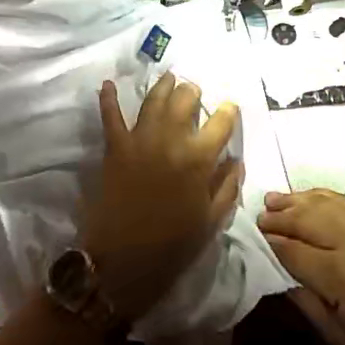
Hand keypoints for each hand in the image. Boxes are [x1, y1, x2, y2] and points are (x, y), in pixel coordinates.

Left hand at [84, 74, 241, 321]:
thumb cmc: (172, 246)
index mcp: (199, 158)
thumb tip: (235, 160)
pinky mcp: (114, 149)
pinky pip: (110, 117)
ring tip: (170, 78)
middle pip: (186, 99)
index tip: (230, 111)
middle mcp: (171, 140)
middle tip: (196, 93)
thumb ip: (228, 186)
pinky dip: (108, 99)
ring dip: (164, 86)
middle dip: (195, 92)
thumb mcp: (211, 220)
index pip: (222, 120)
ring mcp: (140, 141)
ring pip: (154, 100)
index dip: (229, 111)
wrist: (120, 265)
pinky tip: (109, 84)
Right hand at [260, 188, 344, 344]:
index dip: (271, 242)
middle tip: (259, 215)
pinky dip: (325, 197)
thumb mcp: (336, 335)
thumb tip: (279, 273)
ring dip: (299, 200)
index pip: (294, 249)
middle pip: (308, 218)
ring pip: (327, 204)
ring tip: (275, 199)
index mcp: (342, 274)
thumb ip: (305, 299)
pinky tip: (310, 198)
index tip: (251, 236)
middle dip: (281, 216)